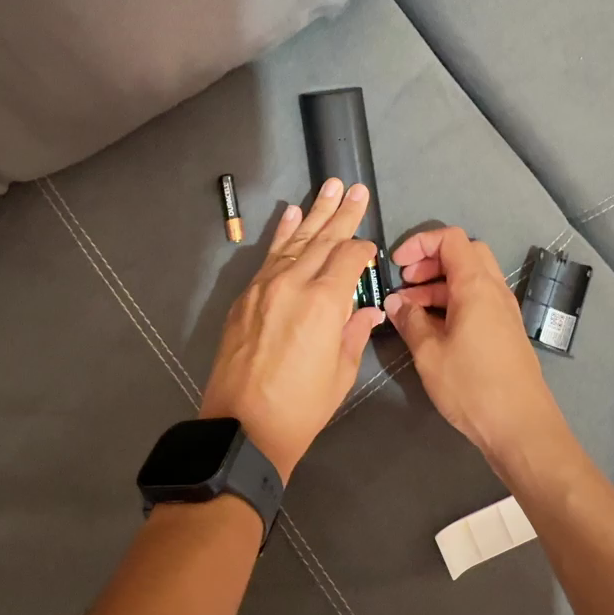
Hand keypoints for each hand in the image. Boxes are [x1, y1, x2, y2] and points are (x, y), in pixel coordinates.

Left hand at [198, 178, 385, 481]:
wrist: (242, 427)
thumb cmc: (301, 407)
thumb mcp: (340, 373)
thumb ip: (354, 332)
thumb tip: (367, 309)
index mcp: (324, 303)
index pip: (349, 258)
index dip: (364, 249)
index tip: (371, 248)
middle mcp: (293, 283)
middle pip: (323, 239)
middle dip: (342, 213)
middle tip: (354, 187)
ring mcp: (265, 286)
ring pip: (295, 241)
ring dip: (314, 213)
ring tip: (329, 187)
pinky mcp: (245, 296)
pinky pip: (269, 256)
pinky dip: (283, 234)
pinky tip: (292, 215)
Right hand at [382, 227, 566, 466]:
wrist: (522, 428)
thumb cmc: (472, 386)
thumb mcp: (429, 353)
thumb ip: (410, 320)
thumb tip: (396, 302)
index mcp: (476, 286)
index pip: (450, 239)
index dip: (420, 243)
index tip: (397, 265)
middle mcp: (494, 290)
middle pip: (464, 254)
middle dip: (430, 261)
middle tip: (406, 283)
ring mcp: (503, 311)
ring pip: (470, 278)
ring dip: (439, 284)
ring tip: (410, 310)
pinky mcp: (505, 331)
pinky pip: (478, 300)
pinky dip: (453, 302)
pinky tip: (433, 329)